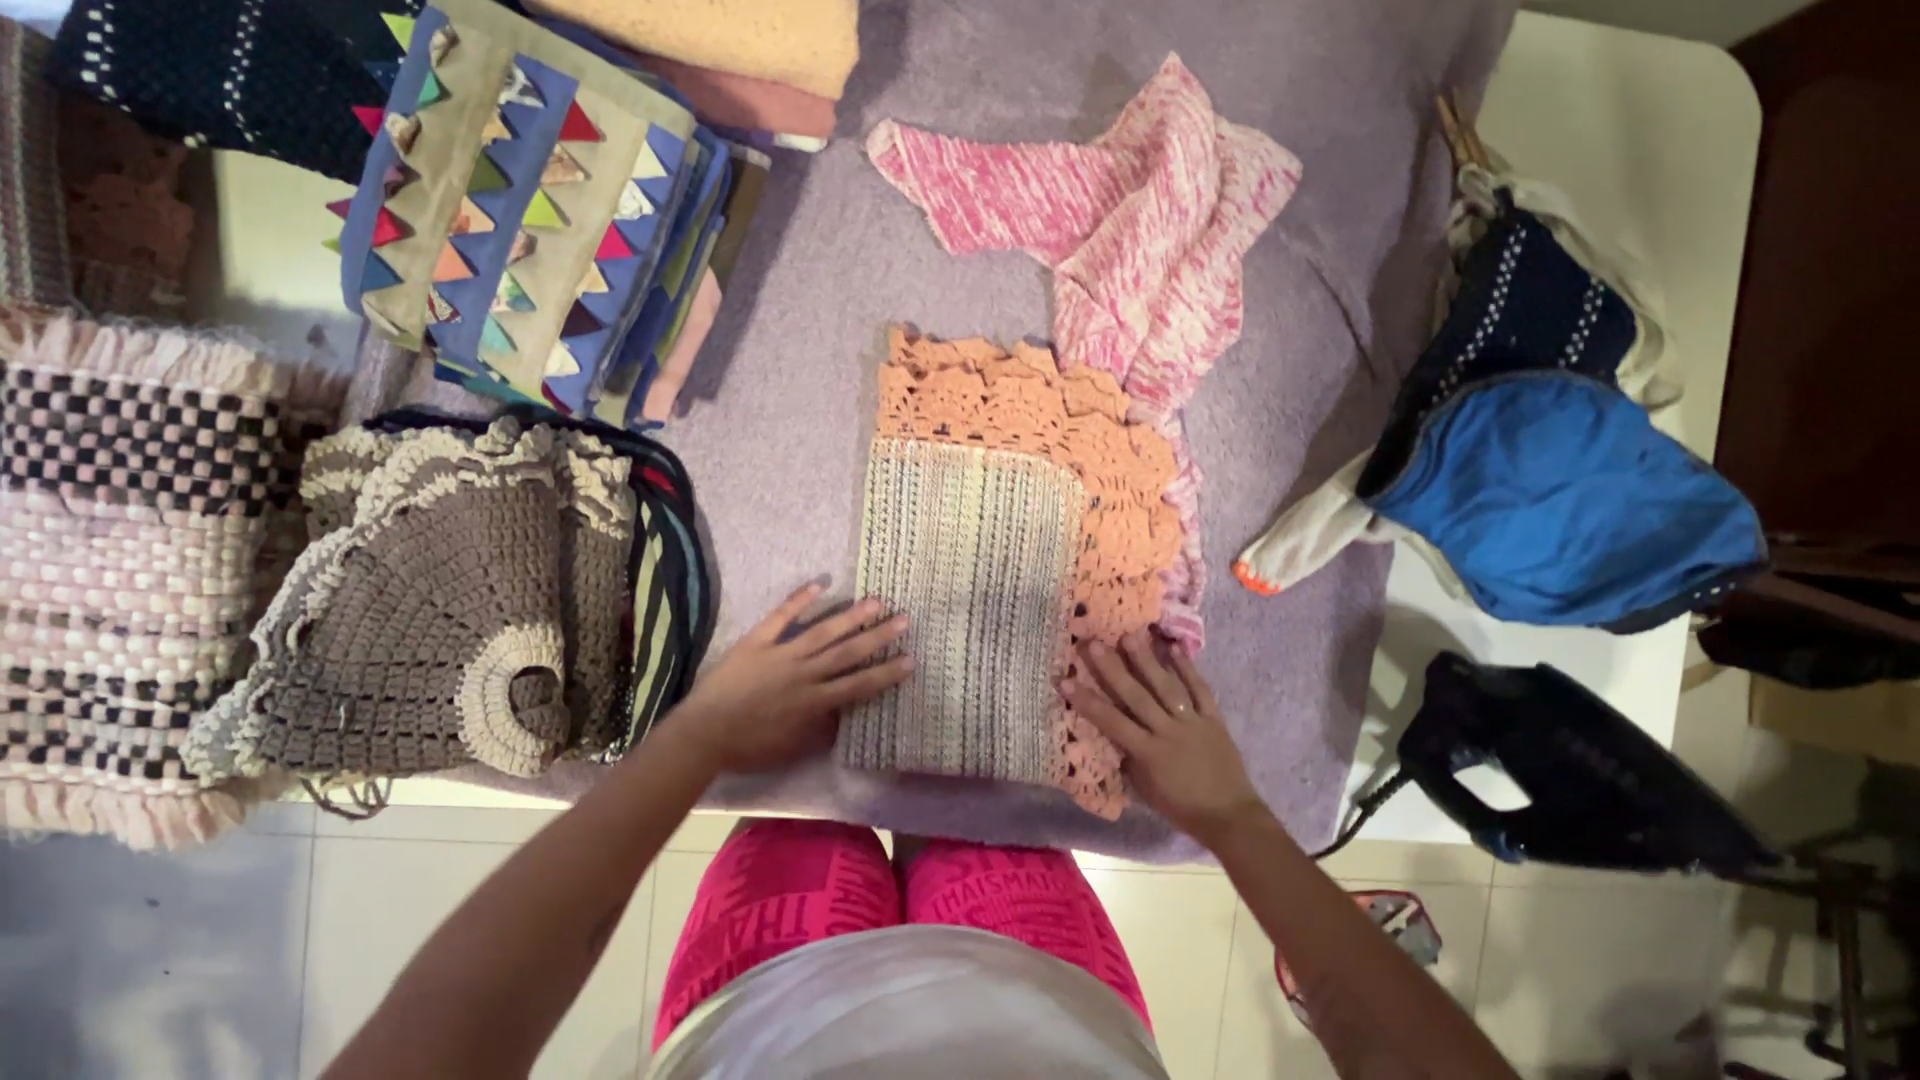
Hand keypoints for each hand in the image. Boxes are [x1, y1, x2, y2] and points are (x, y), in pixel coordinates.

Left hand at [671, 584, 913, 772]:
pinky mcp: (757, 642)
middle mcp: (804, 674)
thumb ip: (819, 731)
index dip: (886, 673)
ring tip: (875, 601)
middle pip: (847, 653)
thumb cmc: (748, 747)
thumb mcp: (791, 748)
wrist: (704, 734)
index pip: (858, 686)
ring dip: (850, 617)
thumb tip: (843, 717)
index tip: (910, 660)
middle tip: (904, 619)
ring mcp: (781, 654)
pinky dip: (799, 600)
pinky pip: (781, 618)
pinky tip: (819, 584)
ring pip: (822, 632)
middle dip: (878, 637)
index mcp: (814, 703)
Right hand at [1064, 633, 1269, 847]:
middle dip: (1113, 669)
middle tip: (1094, 643)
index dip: (1087, 701)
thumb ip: (1130, 760)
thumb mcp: (1146, 790)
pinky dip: (1189, 669)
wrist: (1230, 816)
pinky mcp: (1214, 719)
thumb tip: (1116, 737)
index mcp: (1148, 753)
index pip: (1111, 722)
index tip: (1065, 680)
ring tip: (1130, 636)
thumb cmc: (1182, 808)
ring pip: (1166, 687)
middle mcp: (1168, 731)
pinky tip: (1175, 648)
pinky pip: (1200, 690)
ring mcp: (1193, 722)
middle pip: (1136, 696)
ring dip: (1147, 661)